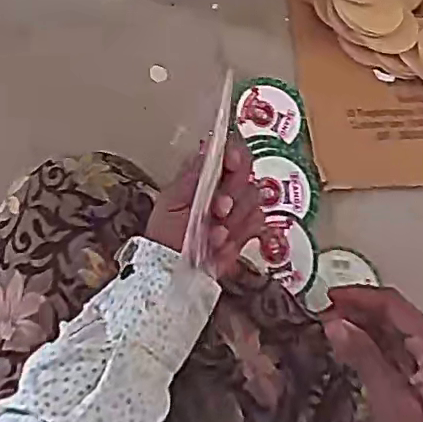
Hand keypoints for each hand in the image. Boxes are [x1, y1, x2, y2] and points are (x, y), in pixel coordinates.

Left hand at [144, 136, 266, 277]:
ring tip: (213, 233)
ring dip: (234, 218)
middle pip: (247, 174)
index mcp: (206, 176)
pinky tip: (221, 244)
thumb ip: (193, 175)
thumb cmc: (165, 235)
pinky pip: (257, 223)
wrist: (171, 273)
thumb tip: (208, 148)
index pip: (231, 154)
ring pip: (254, 199)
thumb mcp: (171, 200)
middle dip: (233, 192)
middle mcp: (225, 189)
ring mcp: (237, 210)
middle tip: (218, 208)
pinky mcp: (246, 231)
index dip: (235, 155)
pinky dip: (239, 234)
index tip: (232, 163)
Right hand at [321, 286, 422, 421]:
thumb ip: (365, 359)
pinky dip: (377, 345)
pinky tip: (353, 346)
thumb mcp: (393, 407)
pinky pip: (402, 348)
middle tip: (323, 315)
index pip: (395, 306)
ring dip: (366, 326)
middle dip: (360, 311)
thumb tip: (335, 323)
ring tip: (332, 327)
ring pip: (397, 330)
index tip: (328, 297)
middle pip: (397, 315)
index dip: (360, 297)